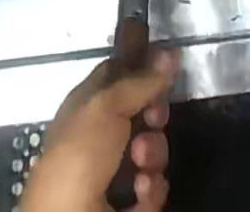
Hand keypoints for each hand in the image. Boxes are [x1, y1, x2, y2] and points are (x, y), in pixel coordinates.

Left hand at [21, 41, 179, 211]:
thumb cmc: (80, 152)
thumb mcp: (106, 105)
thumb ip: (139, 80)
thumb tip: (169, 52)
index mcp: (87, 104)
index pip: (119, 76)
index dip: (142, 71)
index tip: (165, 68)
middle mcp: (102, 134)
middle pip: (142, 113)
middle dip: (154, 115)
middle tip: (153, 119)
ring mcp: (116, 170)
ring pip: (152, 151)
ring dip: (152, 155)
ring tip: (140, 165)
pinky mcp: (131, 204)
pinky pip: (154, 188)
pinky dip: (151, 189)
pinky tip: (140, 191)